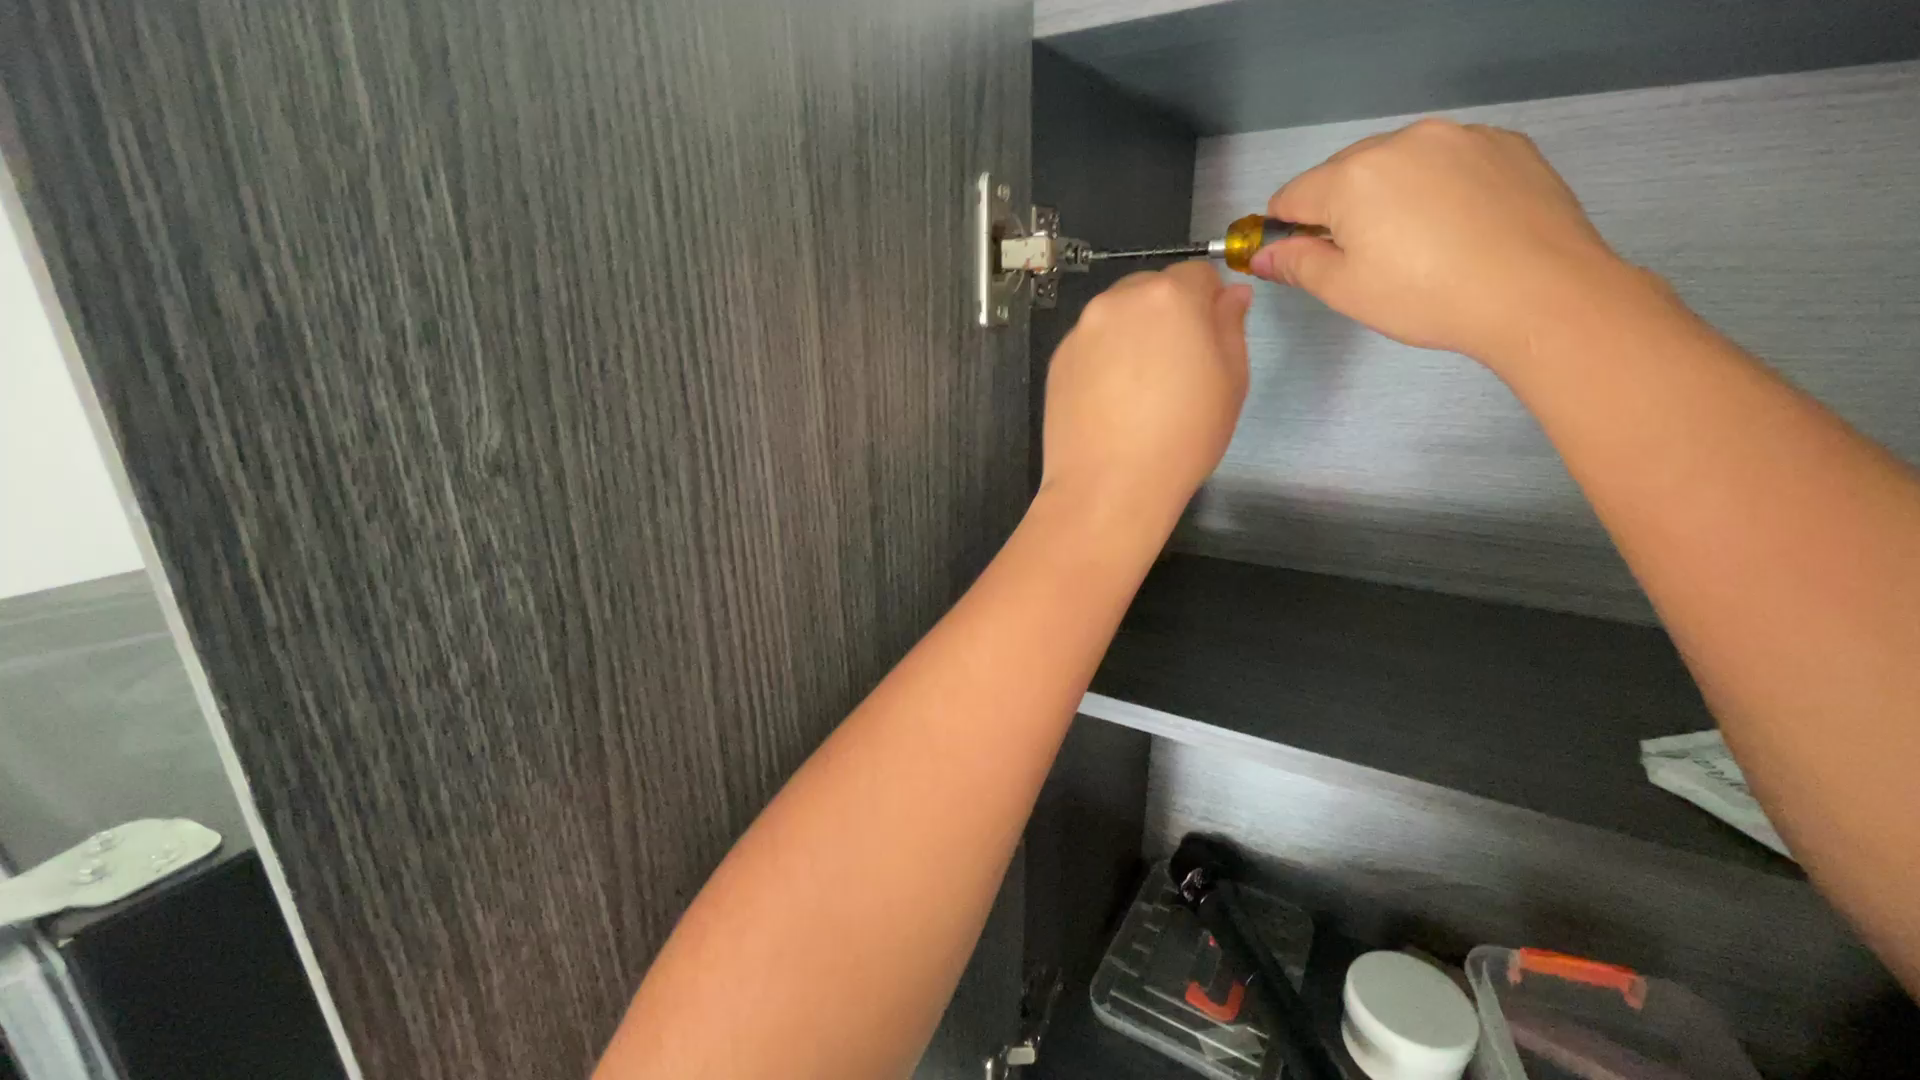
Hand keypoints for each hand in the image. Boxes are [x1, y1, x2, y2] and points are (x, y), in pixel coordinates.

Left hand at [1040, 261, 1250, 524]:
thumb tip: (1232, 295)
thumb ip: (1231, 326)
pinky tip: (1112, 400)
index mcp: (1170, 297)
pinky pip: (1091, 343)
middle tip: (1177, 367)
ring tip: (1142, 387)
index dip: (1209, 303)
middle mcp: (1119, 300)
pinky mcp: (1058, 359)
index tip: (1210, 340)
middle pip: (1152, 289)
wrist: (1109, 485)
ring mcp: (1082, 329)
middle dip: (1168, 314)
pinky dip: (1104, 358)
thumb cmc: (1183, 436)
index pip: (1197, 275)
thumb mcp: (1231, 381)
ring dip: (1133, 334)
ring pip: (1117, 315)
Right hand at [1249, 119, 1662, 368]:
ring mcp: (1458, 137)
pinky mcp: (1504, 144)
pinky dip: (1439, 187)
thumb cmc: (1427, 298)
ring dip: (1391, 194)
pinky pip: (1449, 160)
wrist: (1539, 292)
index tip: (1298, 257)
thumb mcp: (1346, 291)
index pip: (1292, 196)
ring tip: (1418, 243)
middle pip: (1344, 173)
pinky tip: (1458, 227)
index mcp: (1352, 177)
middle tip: (1366, 258)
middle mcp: (1402, 142)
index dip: (1284, 229)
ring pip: (1400, 162)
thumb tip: (1264, 253)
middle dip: (1341, 209)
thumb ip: (1297, 264)